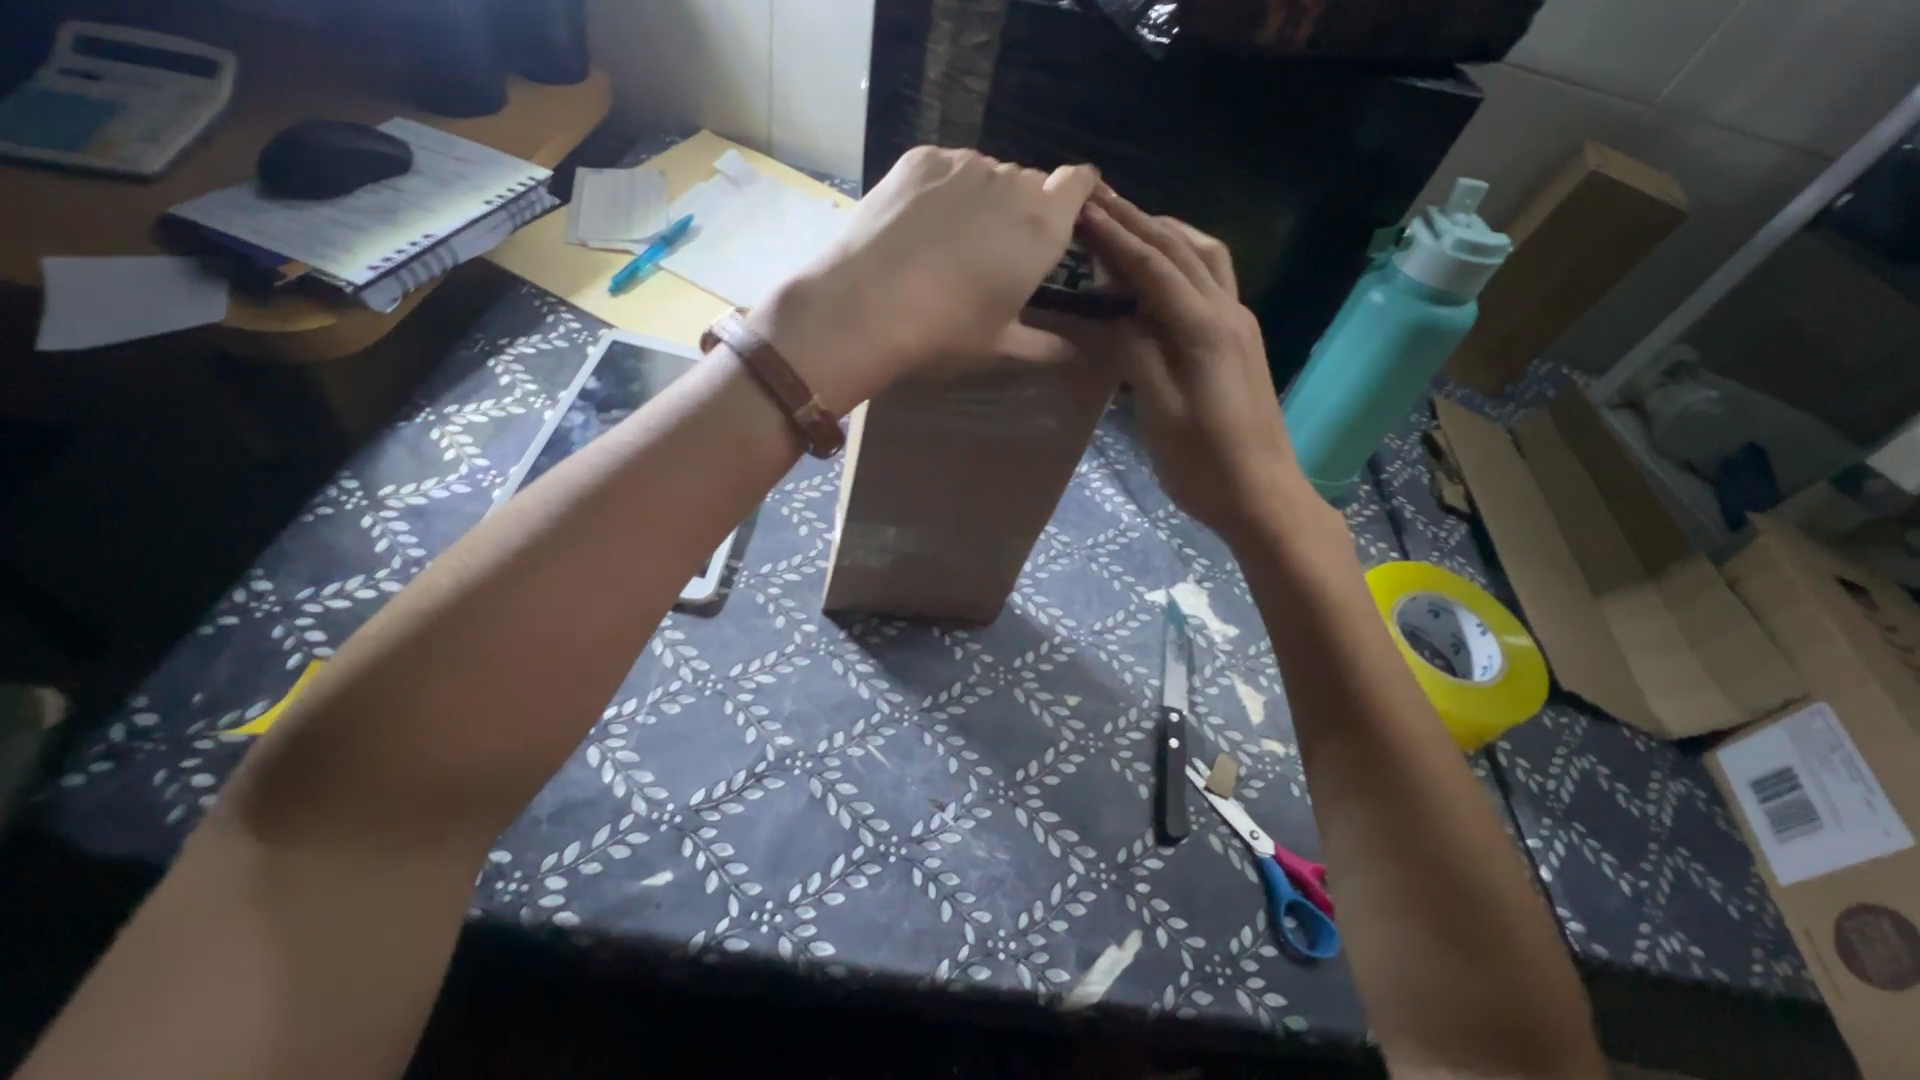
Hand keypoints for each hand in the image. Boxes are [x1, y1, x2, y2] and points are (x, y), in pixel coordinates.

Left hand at [748, 147, 1101, 412]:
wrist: (866, 305)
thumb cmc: (946, 329)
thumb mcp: (999, 344)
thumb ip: (1043, 345)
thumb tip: (1072, 355)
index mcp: (1043, 226)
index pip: (1079, 183)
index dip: (1076, 193)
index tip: (1065, 213)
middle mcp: (1011, 183)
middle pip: (1029, 182)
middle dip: (1022, 208)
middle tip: (996, 250)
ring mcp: (963, 165)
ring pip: (986, 174)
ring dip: (981, 198)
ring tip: (951, 239)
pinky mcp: (920, 160)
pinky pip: (945, 168)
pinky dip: (942, 189)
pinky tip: (920, 225)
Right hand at [1077, 190, 1328, 542]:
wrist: (1264, 496)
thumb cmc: (1205, 465)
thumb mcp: (1159, 413)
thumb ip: (1135, 354)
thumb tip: (1112, 315)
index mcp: (1204, 329)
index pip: (1152, 267)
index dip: (1115, 237)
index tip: (1080, 208)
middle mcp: (1228, 313)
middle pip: (1180, 250)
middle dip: (1137, 219)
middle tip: (1097, 195)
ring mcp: (1240, 324)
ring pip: (1205, 256)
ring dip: (1166, 232)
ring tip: (1129, 221)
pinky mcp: (1241, 341)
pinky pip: (1212, 279)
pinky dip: (1182, 258)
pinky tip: (1162, 267)